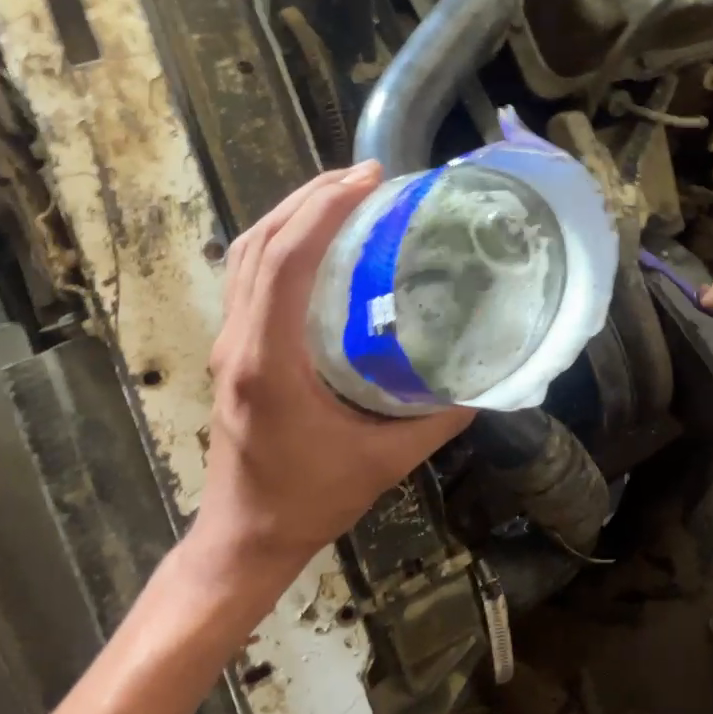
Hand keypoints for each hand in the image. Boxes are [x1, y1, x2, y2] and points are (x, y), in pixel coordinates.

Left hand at [193, 162, 472, 579]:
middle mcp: (239, 342)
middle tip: (368, 175)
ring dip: (291, 213)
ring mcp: (227, 344)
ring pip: (245, 254)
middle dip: (312, 196)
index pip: (285, 262)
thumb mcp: (386, 462)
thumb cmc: (309, 501)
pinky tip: (320, 242)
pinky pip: (247, 275)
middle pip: (260, 243)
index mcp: (269, 362)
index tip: (372, 180)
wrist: (245, 537)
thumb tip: (485, 379)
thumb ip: (438, 418)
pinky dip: (280, 241)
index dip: (326, 209)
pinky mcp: (231, 351)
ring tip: (344, 193)